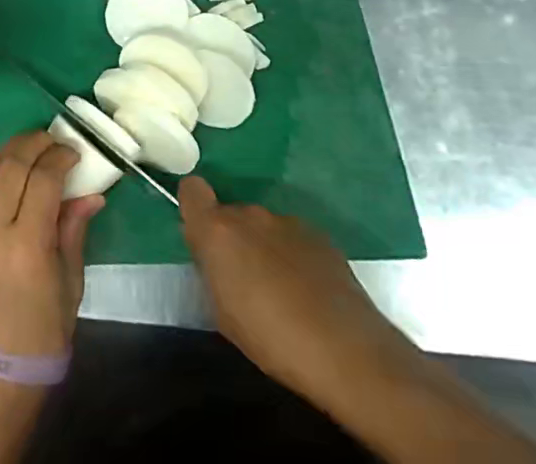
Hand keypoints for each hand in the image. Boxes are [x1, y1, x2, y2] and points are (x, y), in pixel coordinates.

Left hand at [0, 130, 103, 356]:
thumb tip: (91, 194)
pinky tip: (22, 166)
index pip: (41, 180)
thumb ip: (74, 228)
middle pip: (9, 166)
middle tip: (59, 139)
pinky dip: (3, 167)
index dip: (60, 157)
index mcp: (26, 245)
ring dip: (15, 149)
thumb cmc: (46, 327)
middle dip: (35, 143)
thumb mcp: (72, 278)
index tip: (78, 151)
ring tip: (40, 144)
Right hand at [179, 176, 415, 399]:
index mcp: (219, 231)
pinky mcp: (319, 234)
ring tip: (276, 290)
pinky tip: (303, 290)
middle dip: (230, 239)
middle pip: (230, 214)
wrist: (342, 344)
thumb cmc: (268, 336)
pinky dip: (290, 255)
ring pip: (262, 226)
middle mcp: (252, 215)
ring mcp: (288, 221)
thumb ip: (212, 270)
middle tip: (239, 279)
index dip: (193, 207)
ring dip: (262, 247)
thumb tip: (214, 255)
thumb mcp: (221, 311)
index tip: (199, 235)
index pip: (193, 190)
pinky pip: (290, 237)